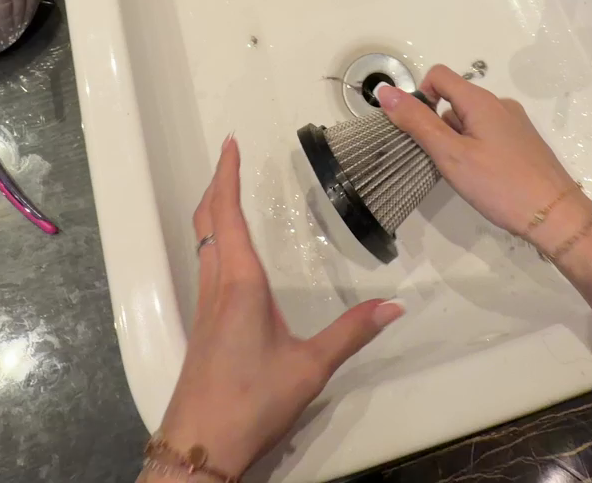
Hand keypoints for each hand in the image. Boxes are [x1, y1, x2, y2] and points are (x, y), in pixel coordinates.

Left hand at [152, 136, 403, 476]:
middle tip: (229, 157)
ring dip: (212, 208)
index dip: (226, 174)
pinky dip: (213, 235)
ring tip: (228, 190)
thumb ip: (352, 333)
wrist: (199, 448)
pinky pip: (204, 262)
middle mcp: (216, 284)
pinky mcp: (202, 323)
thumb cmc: (251, 402)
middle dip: (217, 183)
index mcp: (240, 281)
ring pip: (202, 240)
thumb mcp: (310, 367)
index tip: (230, 143)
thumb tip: (393, 305)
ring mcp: (204, 304)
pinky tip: (229, 251)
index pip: (227, 212)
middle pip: (207, 219)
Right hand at [375, 67, 591, 246]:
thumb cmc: (500, 184)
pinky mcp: (524, 143)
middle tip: (441, 161)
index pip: (438, 75)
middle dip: (438, 125)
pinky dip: (476, 148)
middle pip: (454, 99)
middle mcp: (500, 104)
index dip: (420, 96)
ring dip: (457, 140)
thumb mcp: (451, 155)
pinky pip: (489, 133)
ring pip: (471, 119)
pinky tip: (483, 178)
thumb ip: (417, 122)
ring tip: (464, 175)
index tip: (420, 131)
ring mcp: (515, 124)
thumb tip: (386, 92)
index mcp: (481, 101)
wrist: (557, 217)